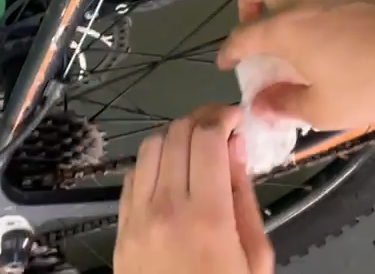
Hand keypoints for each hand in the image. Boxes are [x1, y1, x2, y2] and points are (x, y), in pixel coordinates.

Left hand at [115, 105, 272, 273]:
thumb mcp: (254, 258)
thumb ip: (245, 196)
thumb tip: (236, 145)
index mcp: (207, 216)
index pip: (207, 136)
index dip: (224, 115)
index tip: (237, 118)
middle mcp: (166, 208)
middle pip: (177, 132)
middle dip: (203, 120)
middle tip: (221, 127)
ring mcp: (137, 219)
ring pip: (151, 146)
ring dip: (176, 137)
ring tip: (196, 150)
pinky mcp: (120, 231)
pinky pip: (132, 176)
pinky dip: (153, 163)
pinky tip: (171, 175)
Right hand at [218, 0, 374, 131]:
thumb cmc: (366, 83)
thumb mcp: (322, 109)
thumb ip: (285, 104)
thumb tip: (260, 103)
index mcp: (286, 28)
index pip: (244, 34)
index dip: (229, 49)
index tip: (224, 63)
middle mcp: (303, 2)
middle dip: (249, 0)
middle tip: (253, 27)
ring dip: (283, 9)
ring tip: (293, 45)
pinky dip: (311, 15)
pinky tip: (327, 44)